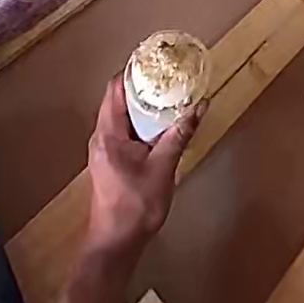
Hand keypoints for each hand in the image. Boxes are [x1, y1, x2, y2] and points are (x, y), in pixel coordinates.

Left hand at [85, 73, 197, 260]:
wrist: (116, 244)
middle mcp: (103, 137)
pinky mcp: (113, 160)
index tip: (155, 57)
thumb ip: (180, 133)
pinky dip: (144, 118)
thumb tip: (200, 104)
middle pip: (119, 98)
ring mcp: (106, 149)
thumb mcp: (164, 166)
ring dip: (144, 101)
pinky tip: (164, 119)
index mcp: (109, 135)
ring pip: (124, 114)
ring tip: (170, 89)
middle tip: (169, 71)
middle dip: (143, 82)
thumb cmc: (136, 205)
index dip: (132, 70)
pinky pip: (128, 128)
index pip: (115, 90)